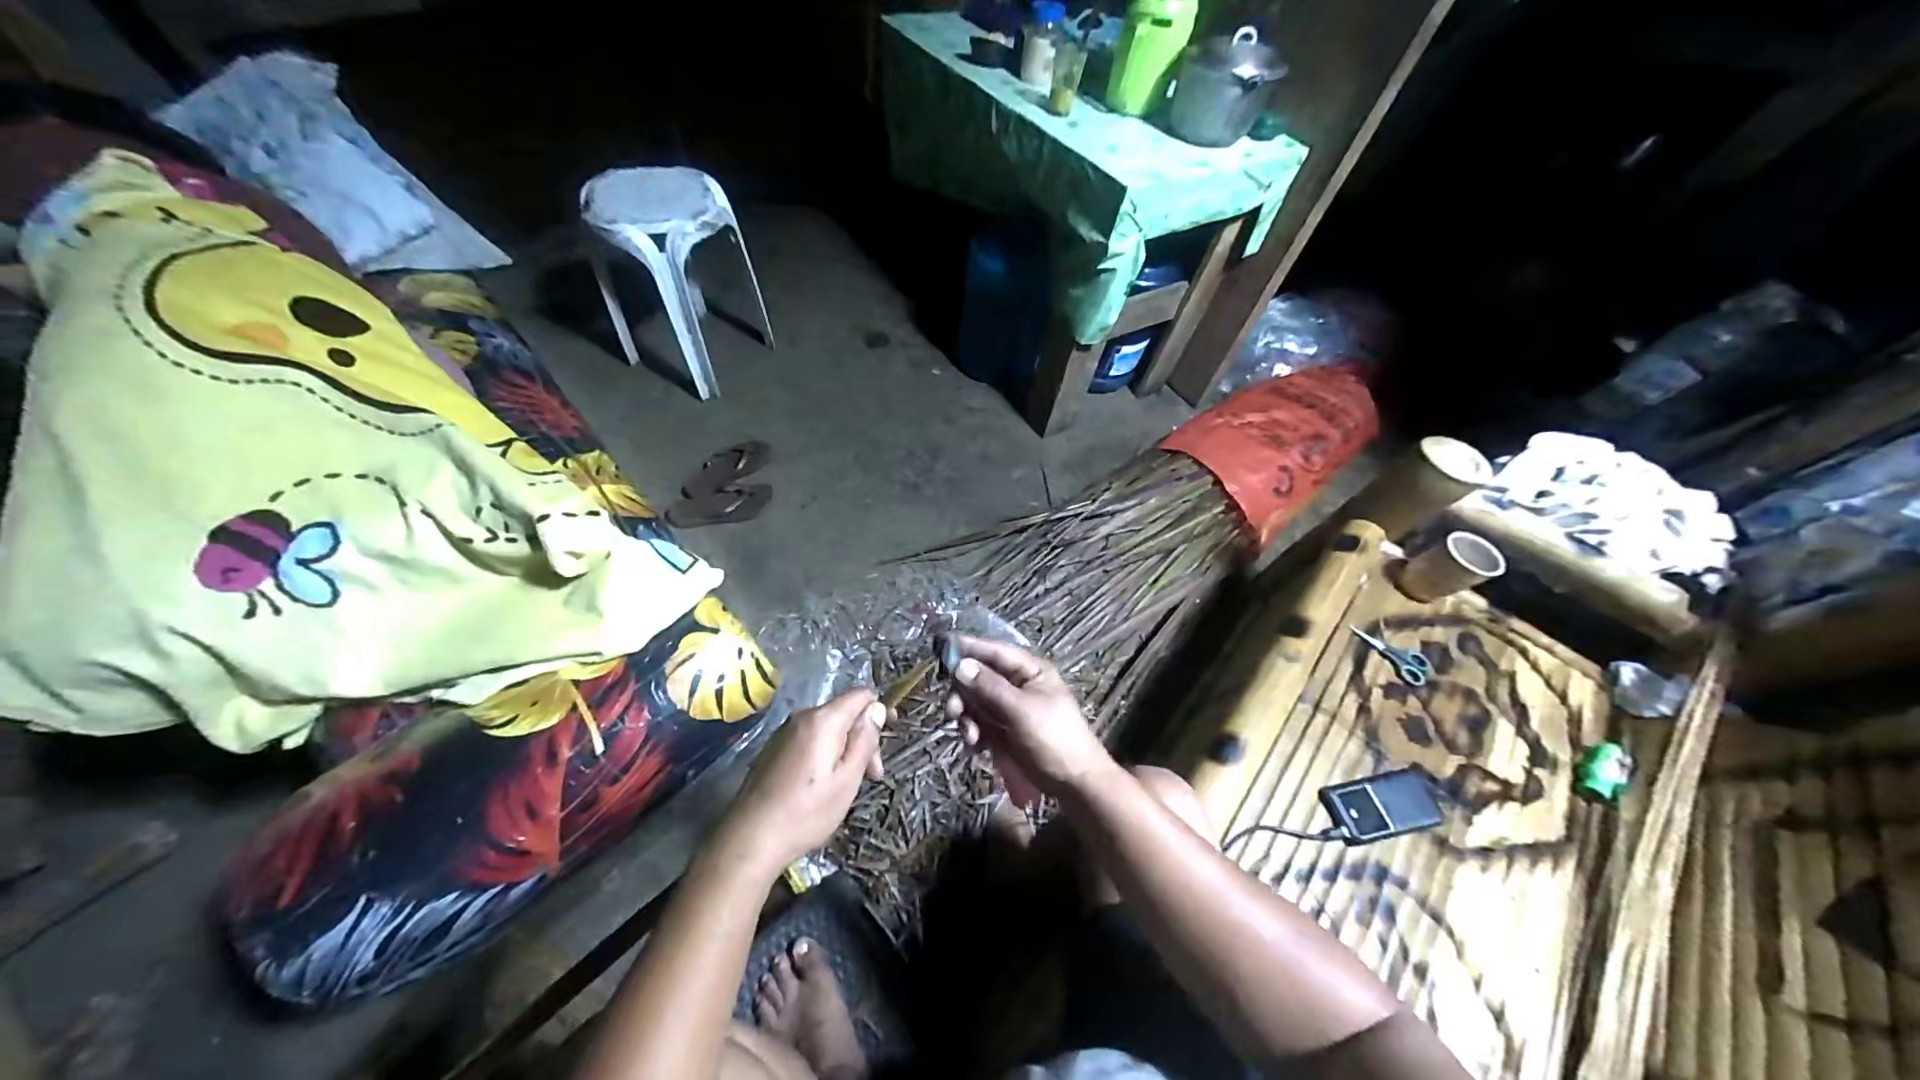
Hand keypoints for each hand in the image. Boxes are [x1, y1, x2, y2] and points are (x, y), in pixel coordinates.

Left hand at [719, 688, 884, 874]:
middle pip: (844, 713)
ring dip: (846, 749)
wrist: (750, 838)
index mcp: (822, 720)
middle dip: (863, 737)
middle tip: (873, 774)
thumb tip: (876, 708)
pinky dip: (826, 754)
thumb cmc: (807, 812)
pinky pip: (811, 740)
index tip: (891, 732)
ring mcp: (785, 733)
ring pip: (828, 728)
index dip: (879, 708)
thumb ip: (865, 740)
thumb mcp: (848, 779)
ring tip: (850, 785)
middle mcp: (802, 717)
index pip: (860, 694)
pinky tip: (825, 785)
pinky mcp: (775, 749)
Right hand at [942, 635, 1112, 798]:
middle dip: (964, 694)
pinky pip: (980, 723)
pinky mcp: (1005, 730)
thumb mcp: (1021, 711)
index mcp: (1030, 671)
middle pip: (979, 677)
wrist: (1075, 784)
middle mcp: (1018, 685)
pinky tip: (976, 747)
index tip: (940, 648)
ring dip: (968, 718)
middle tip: (954, 713)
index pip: (994, 651)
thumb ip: (989, 687)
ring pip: (976, 702)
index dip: (968, 648)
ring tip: (972, 738)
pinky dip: (974, 733)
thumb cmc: (1054, 740)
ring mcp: (1010, 708)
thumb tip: (959, 665)